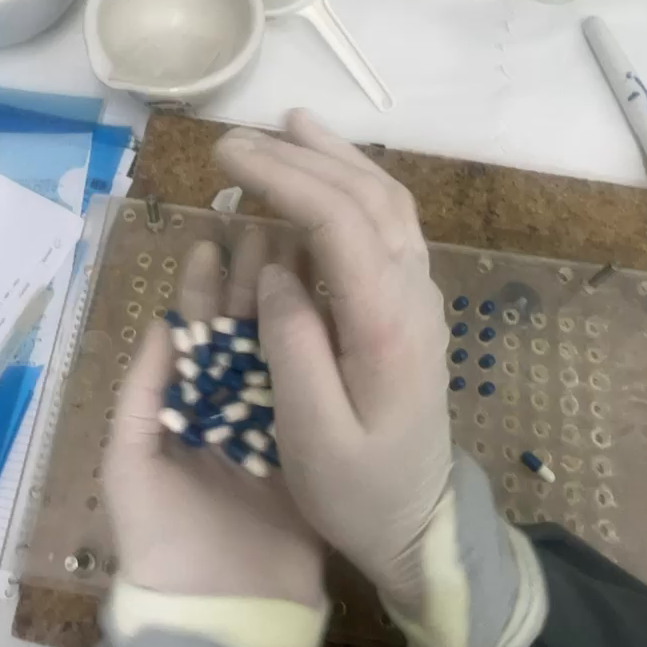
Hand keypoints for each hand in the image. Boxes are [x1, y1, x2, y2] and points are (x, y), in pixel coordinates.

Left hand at [104, 233, 324, 605]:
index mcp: (183, 405)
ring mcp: (270, 425)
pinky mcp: (308, 449)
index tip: (213, 241)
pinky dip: (319, 351)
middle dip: (248, 282)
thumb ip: (142, 394)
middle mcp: (226, 407)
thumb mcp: (131, 465)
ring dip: (286, 304)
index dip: (201, 290)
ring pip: (278, 351)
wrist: (218, 614)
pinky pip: (311, 392)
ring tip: (301, 253)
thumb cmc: (161, 539)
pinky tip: (332, 311)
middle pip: (239, 332)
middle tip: (266, 228)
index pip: (193, 335)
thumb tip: (162, 325)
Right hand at [214, 110, 545, 646]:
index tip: (227, 155)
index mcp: (387, 324)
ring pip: (386, 200)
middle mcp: (412, 293)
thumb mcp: (313, 438)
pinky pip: (389, 222)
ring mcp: (418, 293)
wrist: (419, 521)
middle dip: (299, 156)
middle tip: (236, 138)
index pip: (338, 221)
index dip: (284, 177)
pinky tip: (326, 172)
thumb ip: (294, 348)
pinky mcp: (410, 300)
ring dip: (336, 157)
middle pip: (365, 196)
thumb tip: (277, 272)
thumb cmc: (358, 489)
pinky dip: (355, 183)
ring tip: (288, 125)